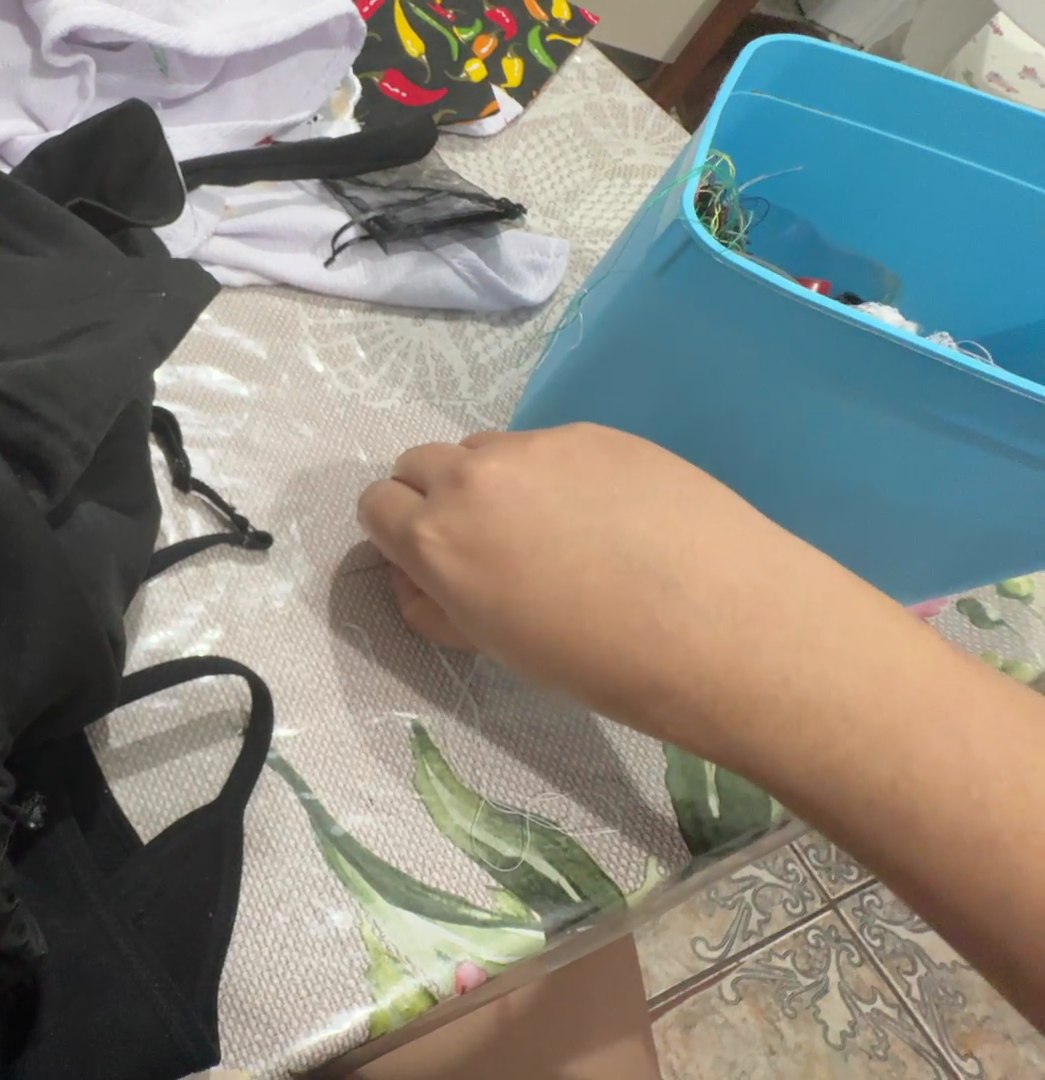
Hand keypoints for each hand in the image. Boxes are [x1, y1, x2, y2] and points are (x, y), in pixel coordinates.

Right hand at [354, 423, 916, 750]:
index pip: (373, 503)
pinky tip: (603, 513)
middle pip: (416, 463)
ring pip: (481, 450)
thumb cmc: (591, 659)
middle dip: (431, 496)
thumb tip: (414, 571)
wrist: (726, 630)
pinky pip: (543, 446)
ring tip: (550, 525)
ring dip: (491, 480)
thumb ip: (427, 600)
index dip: (395, 530)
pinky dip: (551, 474)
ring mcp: (533, 447)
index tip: (426, 554)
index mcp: (432, 535)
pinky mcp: (592, 432)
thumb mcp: (484, 643)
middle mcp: (469, 477)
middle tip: (481, 537)